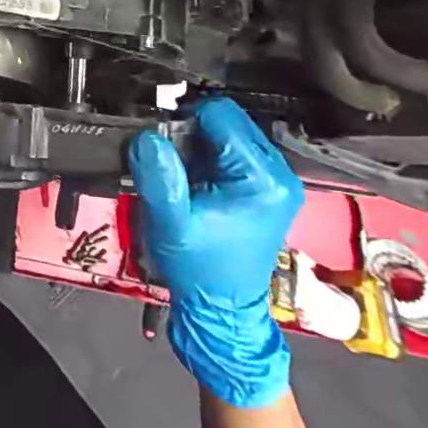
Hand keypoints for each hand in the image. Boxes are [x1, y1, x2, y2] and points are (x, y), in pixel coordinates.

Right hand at [129, 97, 304, 407]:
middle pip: (228, 120)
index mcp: (264, 178)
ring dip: (201, 145)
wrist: (220, 312)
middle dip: (194, 133)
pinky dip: (211, 156)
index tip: (165, 147)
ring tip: (184, 176)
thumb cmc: (199, 273)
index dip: (185, 122)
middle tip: (172, 163)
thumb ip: (159, 180)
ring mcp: (277, 178)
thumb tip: (147, 137)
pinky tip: (197, 181)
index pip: (220, 115)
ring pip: (231, 131)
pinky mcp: (268, 185)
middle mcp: (280, 172)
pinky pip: (235, 149)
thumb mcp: (171, 226)